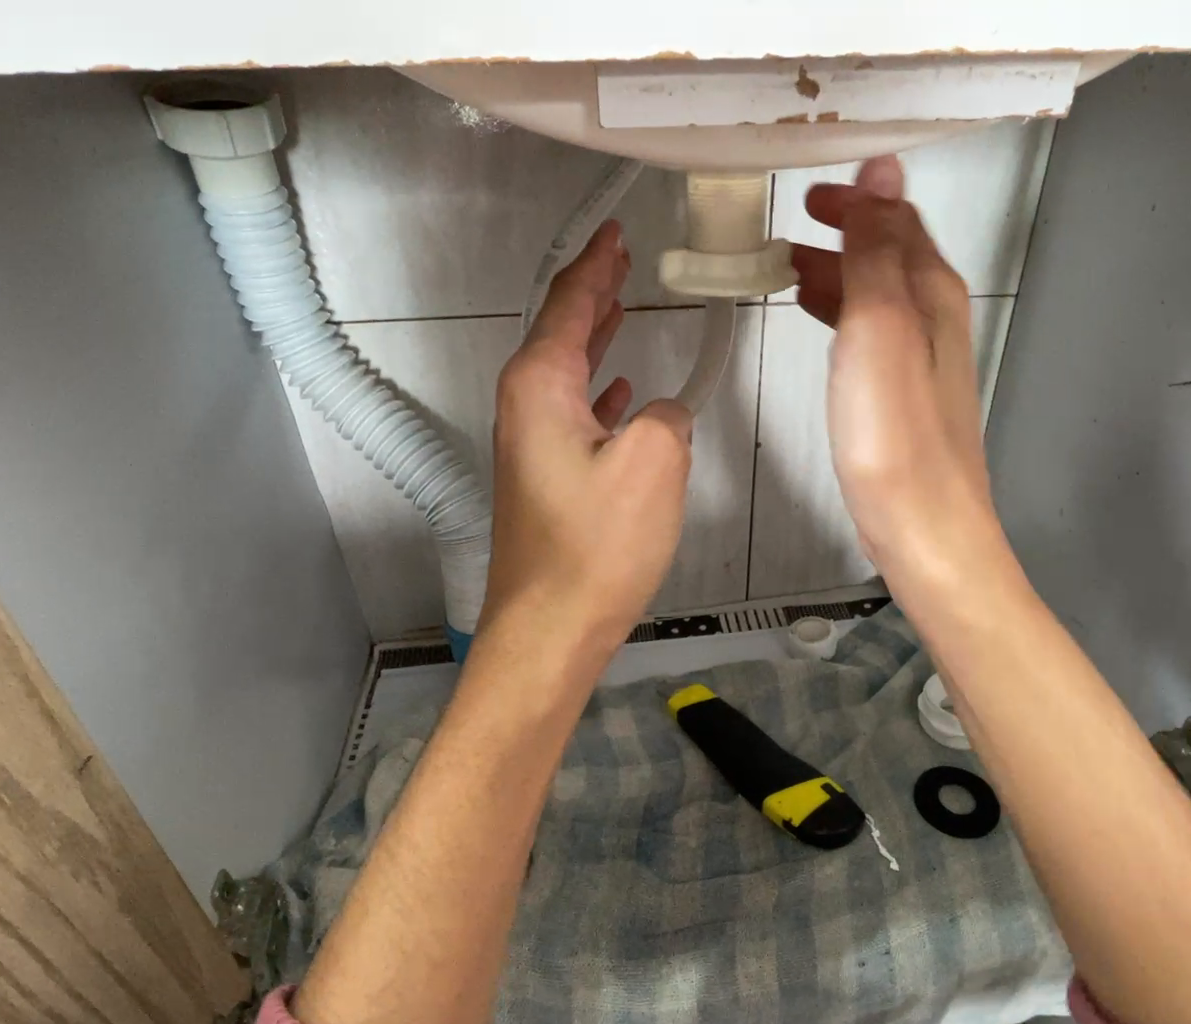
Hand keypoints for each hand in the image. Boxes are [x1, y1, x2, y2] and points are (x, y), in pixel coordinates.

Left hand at [482, 220, 694, 653]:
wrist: (551, 626)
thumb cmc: (597, 545)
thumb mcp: (653, 463)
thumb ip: (665, 415)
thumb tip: (661, 413)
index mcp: (541, 386)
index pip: (569, 303)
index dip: (597, 263)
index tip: (617, 230)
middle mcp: (525, 406)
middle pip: (561, 331)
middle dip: (594, 291)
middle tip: (623, 257)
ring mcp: (531, 444)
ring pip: (567, 371)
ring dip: (597, 336)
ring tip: (624, 304)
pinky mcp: (545, 477)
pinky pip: (574, 412)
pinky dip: (598, 388)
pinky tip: (620, 389)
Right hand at [790, 156, 1006, 597]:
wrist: (923, 524)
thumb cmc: (893, 428)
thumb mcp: (879, 324)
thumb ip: (877, 247)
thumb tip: (883, 164)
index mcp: (932, 291)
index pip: (897, 219)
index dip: (856, 199)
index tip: (803, 195)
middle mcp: (935, 318)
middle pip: (890, 256)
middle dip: (842, 234)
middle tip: (787, 233)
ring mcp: (923, 362)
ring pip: (878, 297)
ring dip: (837, 276)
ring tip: (787, 275)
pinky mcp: (905, 400)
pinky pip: (872, 336)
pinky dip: (842, 317)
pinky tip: (820, 331)